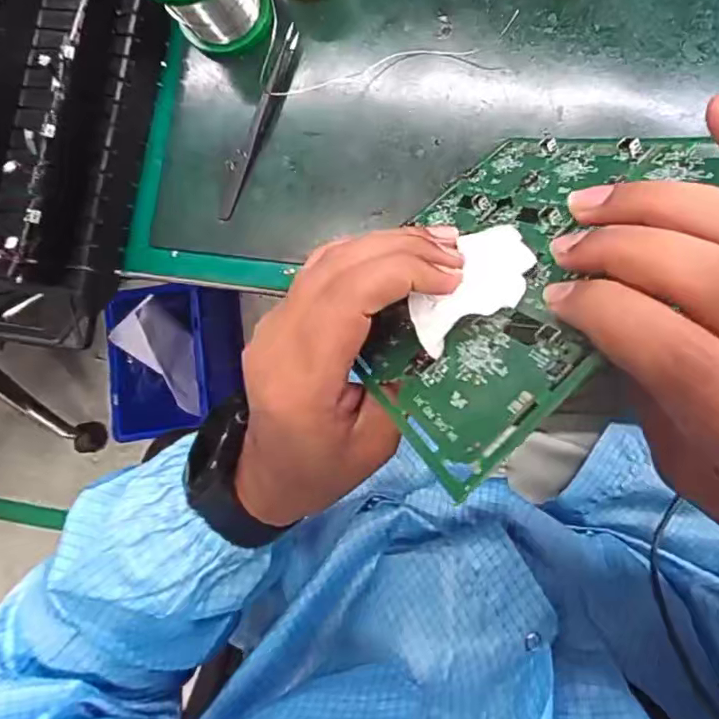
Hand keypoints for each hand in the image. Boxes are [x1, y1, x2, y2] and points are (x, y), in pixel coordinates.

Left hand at [238, 228, 463, 526]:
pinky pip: (320, 269)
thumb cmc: (319, 470)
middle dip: (402, 249)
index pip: (348, 295)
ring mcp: (274, 320)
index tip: (450, 279)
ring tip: (435, 244)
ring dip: (385, 243)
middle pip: (339, 265)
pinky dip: (363, 253)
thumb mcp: (375, 443)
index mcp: (303, 374)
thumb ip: (402, 382)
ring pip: (328, 257)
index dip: (402, 273)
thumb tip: (432, 327)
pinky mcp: (279, 315)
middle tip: (454, 252)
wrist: (264, 475)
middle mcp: (280, 335)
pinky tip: (395, 253)